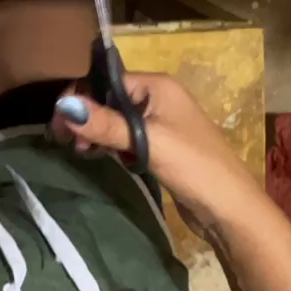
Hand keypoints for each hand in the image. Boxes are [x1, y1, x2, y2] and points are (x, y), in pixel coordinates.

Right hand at [50, 72, 266, 231]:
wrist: (232, 209)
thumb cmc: (192, 166)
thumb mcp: (146, 141)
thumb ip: (105, 123)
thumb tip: (63, 105)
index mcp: (157, 85)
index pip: (108, 80)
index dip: (81, 97)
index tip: (58, 123)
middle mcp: (158, 97)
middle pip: (110, 98)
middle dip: (86, 116)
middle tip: (65, 141)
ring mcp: (160, 122)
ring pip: (116, 119)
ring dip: (96, 131)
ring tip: (80, 151)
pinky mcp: (160, 145)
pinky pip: (126, 136)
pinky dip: (110, 144)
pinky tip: (98, 155)